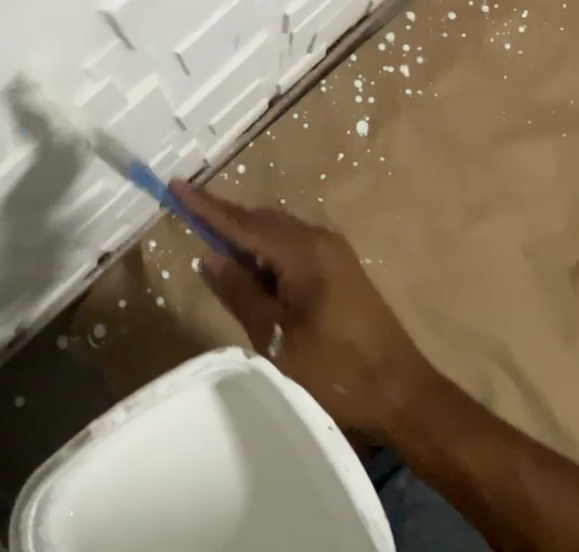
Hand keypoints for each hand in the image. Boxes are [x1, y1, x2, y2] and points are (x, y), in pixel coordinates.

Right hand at [174, 180, 437, 441]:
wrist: (402, 394)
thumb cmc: (336, 370)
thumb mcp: (276, 338)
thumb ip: (240, 292)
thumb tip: (209, 257)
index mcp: (304, 251)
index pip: (243, 222)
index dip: (206, 207)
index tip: (175, 185)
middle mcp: (319, 241)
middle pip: (261, 223)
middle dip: (224, 222)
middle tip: (186, 218)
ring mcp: (333, 255)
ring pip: (277, 236)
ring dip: (245, 241)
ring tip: (213, 253)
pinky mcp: (339, 272)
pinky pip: (292, 251)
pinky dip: (266, 257)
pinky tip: (250, 275)